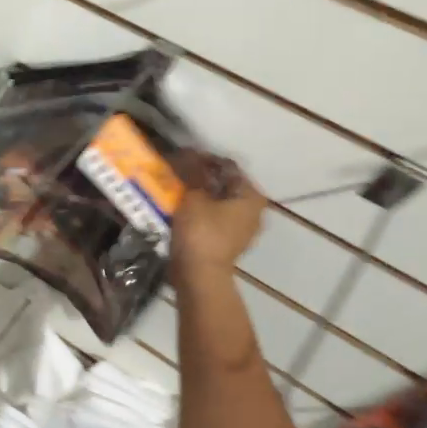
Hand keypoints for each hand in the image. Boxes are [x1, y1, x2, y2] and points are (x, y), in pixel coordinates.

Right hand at [171, 152, 264, 278]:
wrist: (199, 274)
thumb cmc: (201, 232)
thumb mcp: (194, 197)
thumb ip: (193, 173)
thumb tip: (187, 152)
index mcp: (251, 196)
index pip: (228, 167)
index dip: (204, 159)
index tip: (181, 157)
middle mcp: (253, 211)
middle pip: (223, 185)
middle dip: (199, 178)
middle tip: (175, 173)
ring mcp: (241, 228)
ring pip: (216, 202)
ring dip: (196, 195)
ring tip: (173, 190)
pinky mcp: (226, 241)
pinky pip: (211, 218)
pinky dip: (197, 211)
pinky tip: (178, 209)